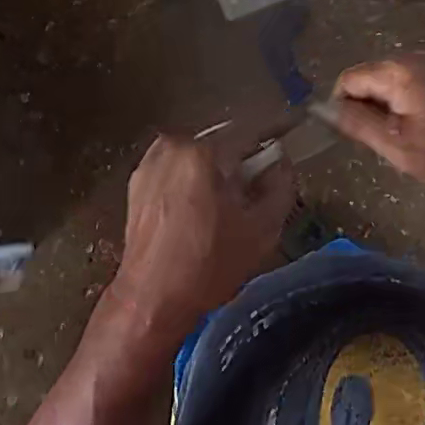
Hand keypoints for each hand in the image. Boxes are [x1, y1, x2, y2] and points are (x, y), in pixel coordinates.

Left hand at [111, 134, 298, 335]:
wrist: (153, 293)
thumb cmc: (208, 264)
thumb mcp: (261, 229)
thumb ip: (279, 187)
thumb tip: (280, 162)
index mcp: (201, 152)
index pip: (246, 131)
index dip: (271, 138)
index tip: (286, 140)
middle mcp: (171, 146)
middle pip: (219, 143)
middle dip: (238, 163)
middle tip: (252, 193)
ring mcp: (150, 161)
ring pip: (195, 156)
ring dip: (213, 172)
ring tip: (222, 210)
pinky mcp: (137, 178)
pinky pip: (174, 169)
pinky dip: (189, 181)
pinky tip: (196, 213)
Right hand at [332, 54, 424, 191]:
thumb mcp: (401, 148)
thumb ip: (358, 125)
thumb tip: (325, 109)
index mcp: (397, 72)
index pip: (347, 80)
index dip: (346, 108)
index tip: (363, 135)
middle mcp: (411, 59)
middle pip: (367, 80)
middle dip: (370, 109)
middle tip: (393, 140)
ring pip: (386, 86)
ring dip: (389, 110)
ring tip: (414, 137)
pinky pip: (408, 86)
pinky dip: (408, 106)